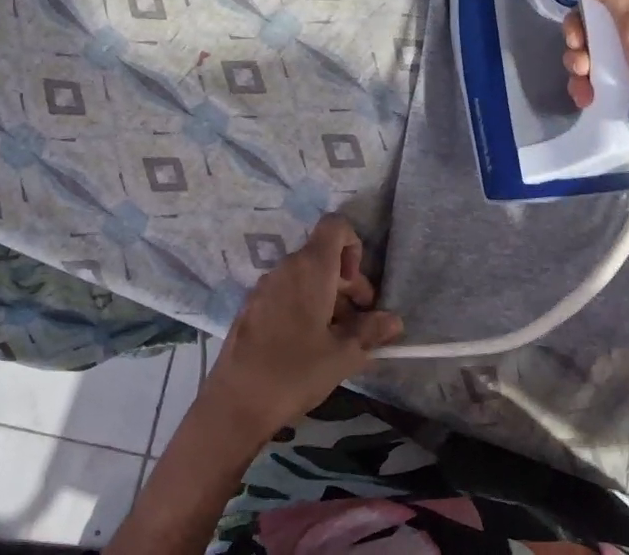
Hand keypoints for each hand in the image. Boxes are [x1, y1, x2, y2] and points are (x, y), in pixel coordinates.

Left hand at [198, 214, 402, 436]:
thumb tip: (393, 321)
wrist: (235, 403)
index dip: (354, 247)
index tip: (358, 288)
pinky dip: (305, 308)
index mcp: (310, 269)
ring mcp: (264, 287)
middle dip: (348, 284)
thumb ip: (370, 332)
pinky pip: (287, 294)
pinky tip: (310, 347)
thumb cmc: (294, 372)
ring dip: (328, 299)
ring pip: (305, 278)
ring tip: (338, 341)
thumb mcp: (343, 355)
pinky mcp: (252, 308)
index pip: (335, 226)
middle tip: (361, 324)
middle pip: (323, 256)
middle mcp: (285, 268)